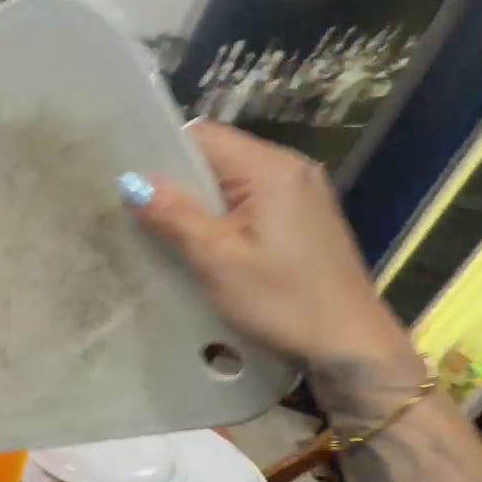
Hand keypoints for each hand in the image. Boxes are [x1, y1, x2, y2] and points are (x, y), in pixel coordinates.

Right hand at [126, 121, 413, 368]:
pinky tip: (207, 247)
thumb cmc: (281, 301)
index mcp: (271, 170)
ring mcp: (301, 193)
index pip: (204, 136)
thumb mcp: (217, 260)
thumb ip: (175, 215)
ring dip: (198, 202)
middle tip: (145, 217)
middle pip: (218, 155)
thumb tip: (132, 182)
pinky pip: (249, 201)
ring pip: (231, 180)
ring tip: (170, 235)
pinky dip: (221, 216)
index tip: (134, 188)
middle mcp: (291, 169)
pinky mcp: (302, 218)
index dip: (163, 156)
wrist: (348, 344)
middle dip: (179, 182)